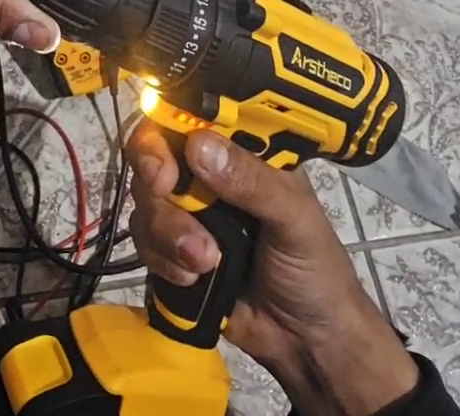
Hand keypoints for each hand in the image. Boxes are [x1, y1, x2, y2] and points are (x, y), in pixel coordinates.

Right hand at [126, 125, 418, 415]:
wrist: (307, 342)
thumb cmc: (315, 268)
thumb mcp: (295, 218)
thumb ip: (252, 182)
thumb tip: (198, 145)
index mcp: (241, 150)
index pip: (193, 115)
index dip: (165, 123)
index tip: (164, 156)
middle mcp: (208, 173)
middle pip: (154, 152)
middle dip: (155, 177)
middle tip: (165, 192)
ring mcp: (188, 211)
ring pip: (145, 200)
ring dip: (166, 232)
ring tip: (205, 262)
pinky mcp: (172, 250)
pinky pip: (144, 242)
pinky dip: (161, 260)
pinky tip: (192, 278)